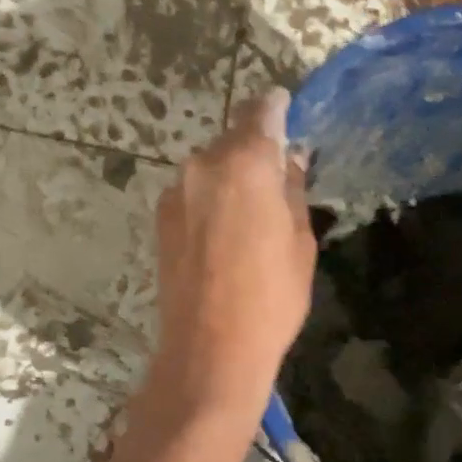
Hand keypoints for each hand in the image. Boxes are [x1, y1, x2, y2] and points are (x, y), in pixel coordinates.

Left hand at [147, 89, 315, 412]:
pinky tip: (224, 238)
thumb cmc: (271, 300)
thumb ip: (293, 191)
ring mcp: (176, 193)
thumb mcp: (300, 243)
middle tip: (276, 182)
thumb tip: (290, 160)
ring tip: (249, 218)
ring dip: (230, 180)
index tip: (288, 113)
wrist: (210, 350)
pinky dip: (210, 202)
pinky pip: (193, 195)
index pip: (263, 112)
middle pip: (233, 141)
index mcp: (246, 163)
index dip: (277, 110)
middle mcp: (204, 165)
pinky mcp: (161, 221)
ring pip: (210, 169)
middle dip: (255, 153)